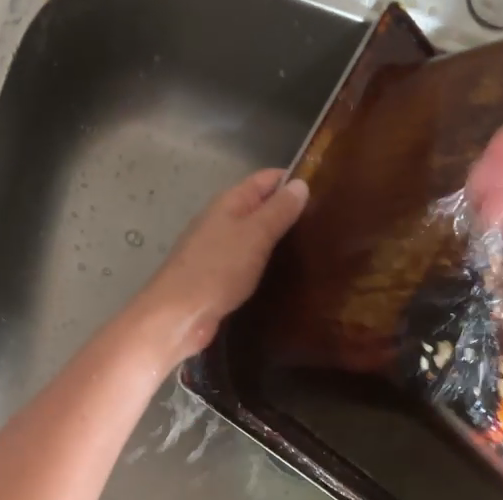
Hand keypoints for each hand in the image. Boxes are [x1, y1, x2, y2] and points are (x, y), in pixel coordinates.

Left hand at [137, 169, 308, 359]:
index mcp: (228, 204)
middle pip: (258, 210)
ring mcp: (216, 254)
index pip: (265, 180)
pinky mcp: (216, 282)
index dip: (292, 180)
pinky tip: (283, 277)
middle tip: (325, 225)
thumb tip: (301, 184)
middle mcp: (220, 224)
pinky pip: (245, 267)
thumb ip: (277, 211)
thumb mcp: (253, 235)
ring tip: (312, 251)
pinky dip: (263, 267)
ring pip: (252, 240)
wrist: (177, 316)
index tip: (324, 190)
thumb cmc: (216, 270)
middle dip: (287, 214)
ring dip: (276, 243)